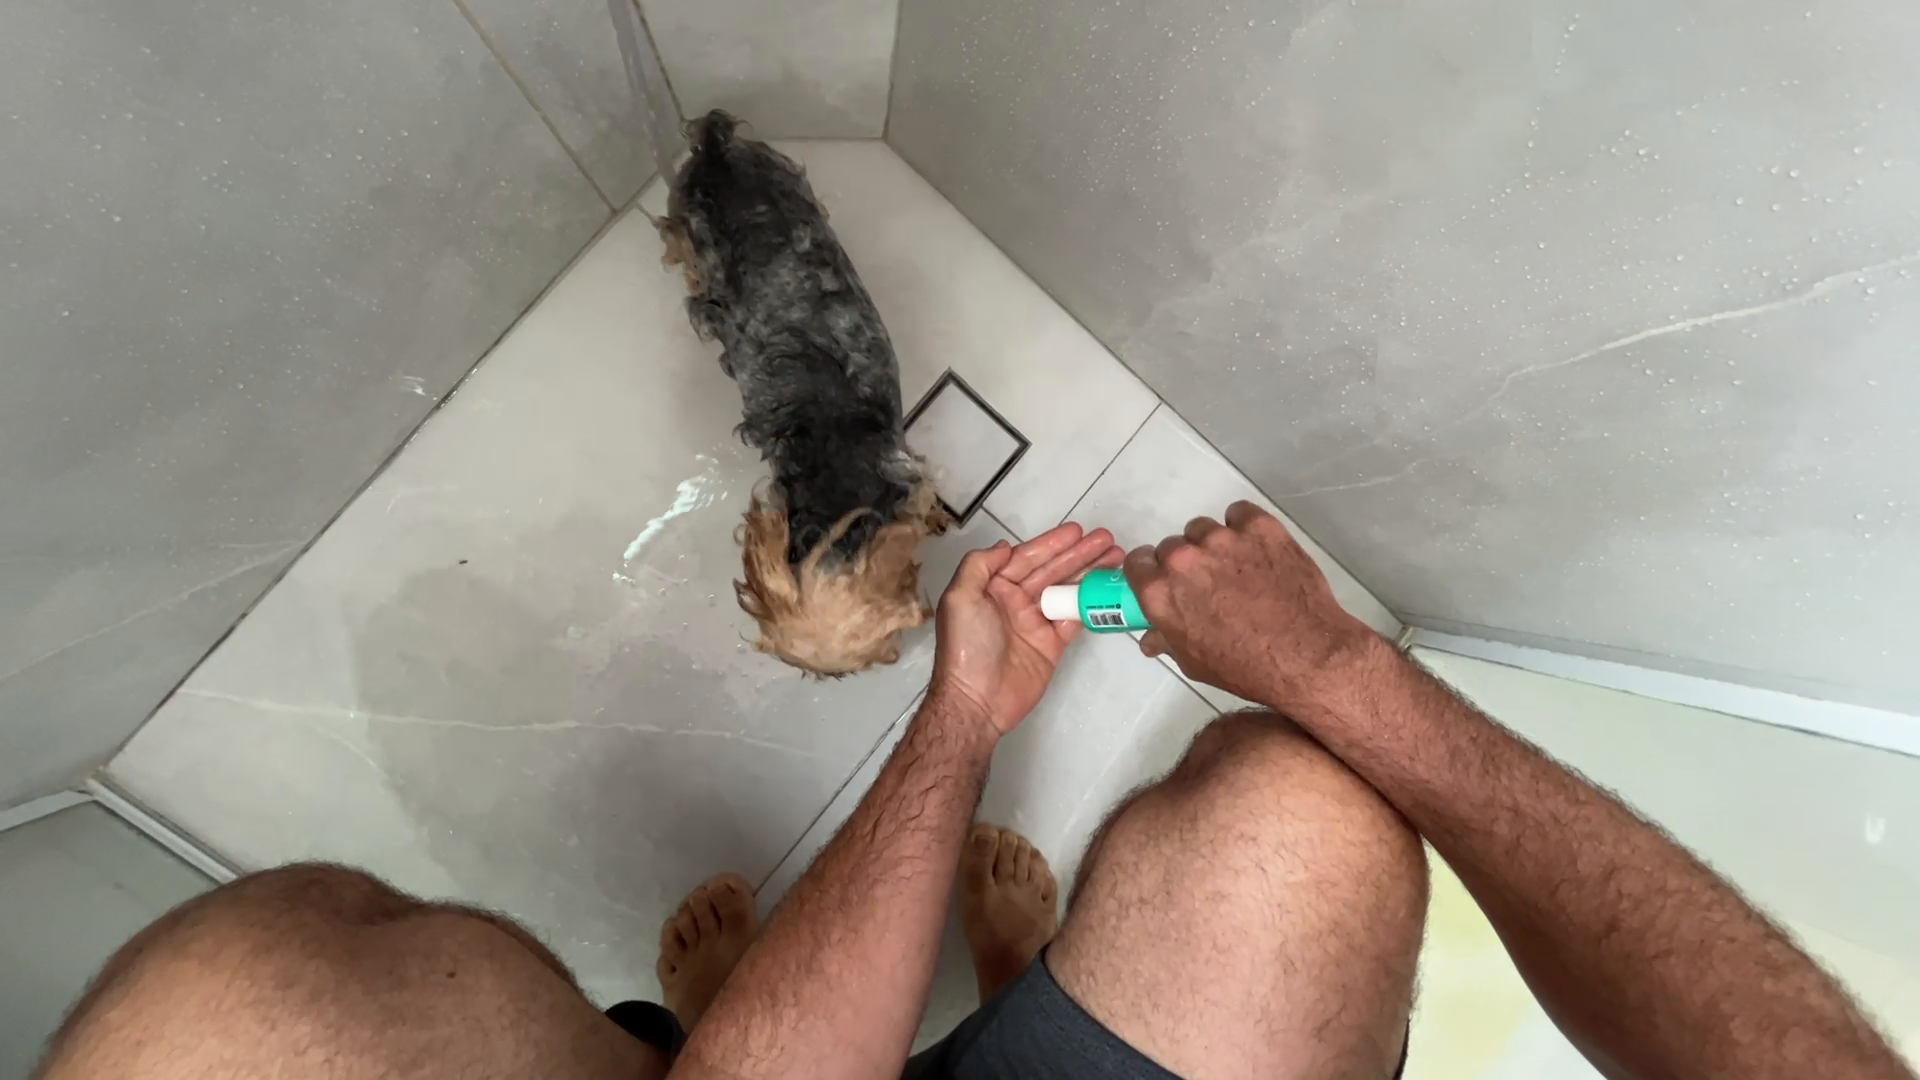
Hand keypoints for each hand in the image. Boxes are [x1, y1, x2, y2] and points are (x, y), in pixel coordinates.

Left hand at [930, 524, 1124, 739]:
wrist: (976, 701)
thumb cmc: (966, 646)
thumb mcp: (959, 598)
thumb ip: (979, 566)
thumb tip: (1004, 546)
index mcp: (993, 587)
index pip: (1026, 558)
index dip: (1052, 543)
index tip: (1078, 530)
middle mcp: (1015, 600)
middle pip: (1052, 570)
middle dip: (1079, 554)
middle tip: (1107, 539)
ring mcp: (1035, 622)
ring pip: (1067, 590)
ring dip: (1089, 573)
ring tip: (1116, 557)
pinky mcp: (1052, 644)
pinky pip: (1074, 619)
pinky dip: (1090, 604)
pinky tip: (1108, 589)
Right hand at [1125, 501, 1379, 709]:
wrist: (1305, 656)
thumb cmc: (1242, 666)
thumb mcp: (1192, 662)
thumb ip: (1166, 641)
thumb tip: (1151, 638)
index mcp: (1159, 591)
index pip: (1138, 562)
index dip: (1152, 572)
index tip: (1168, 582)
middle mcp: (1182, 559)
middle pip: (1172, 547)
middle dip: (1186, 563)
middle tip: (1210, 584)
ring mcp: (1221, 539)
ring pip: (1204, 529)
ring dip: (1214, 545)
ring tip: (1239, 568)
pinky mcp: (1258, 526)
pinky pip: (1239, 513)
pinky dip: (1245, 527)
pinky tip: (1258, 550)